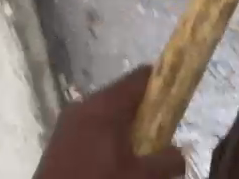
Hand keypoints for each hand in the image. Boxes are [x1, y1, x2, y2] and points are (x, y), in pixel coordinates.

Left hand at [31, 67, 185, 178]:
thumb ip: (166, 162)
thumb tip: (180, 154)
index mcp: (106, 104)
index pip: (142, 76)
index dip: (163, 84)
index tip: (175, 102)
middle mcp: (85, 103)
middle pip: (124, 95)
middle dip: (144, 112)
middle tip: (157, 136)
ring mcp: (68, 121)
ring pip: (106, 112)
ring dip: (124, 127)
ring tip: (134, 154)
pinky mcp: (58, 140)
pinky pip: (90, 126)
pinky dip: (105, 137)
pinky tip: (110, 162)